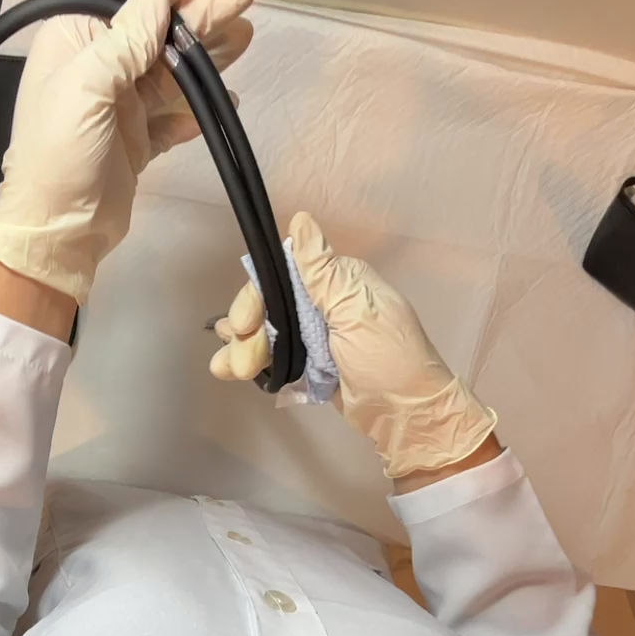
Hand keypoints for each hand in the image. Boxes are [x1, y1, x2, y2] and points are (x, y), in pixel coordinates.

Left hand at [0, 0, 254, 303]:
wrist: (59, 232)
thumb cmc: (60, 156)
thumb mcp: (87, 87)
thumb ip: (126, 41)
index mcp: (76, 42)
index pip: (134, 6)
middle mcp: (98, 70)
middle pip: (159, 37)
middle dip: (202, 19)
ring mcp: (119, 109)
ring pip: (170, 76)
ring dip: (206, 61)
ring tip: (244, 40)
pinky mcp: (135, 144)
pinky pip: (171, 120)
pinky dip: (194, 112)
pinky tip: (224, 101)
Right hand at [212, 212, 498, 477]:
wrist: (406, 416)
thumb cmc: (389, 360)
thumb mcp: (357, 312)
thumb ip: (323, 272)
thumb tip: (301, 219)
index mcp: (337, 284)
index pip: (281, 277)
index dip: (256, 298)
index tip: (245, 323)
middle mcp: (322, 306)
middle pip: (266, 307)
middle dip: (246, 332)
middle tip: (241, 363)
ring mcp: (313, 339)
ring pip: (264, 335)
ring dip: (241, 350)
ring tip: (228, 370)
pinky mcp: (309, 368)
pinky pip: (273, 360)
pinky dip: (251, 365)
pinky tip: (230, 372)